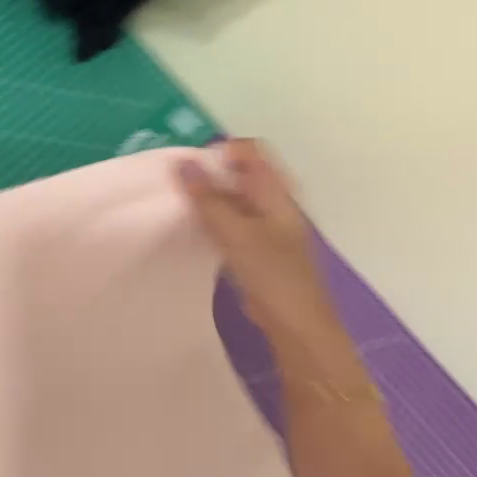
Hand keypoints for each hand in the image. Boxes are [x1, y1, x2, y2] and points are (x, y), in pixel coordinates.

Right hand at [176, 140, 367, 387]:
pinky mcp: (259, 247)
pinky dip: (215, 220)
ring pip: (235, 197)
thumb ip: (208, 198)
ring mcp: (268, 225)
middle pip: (240, 172)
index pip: (249, 150)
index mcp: (276, 192)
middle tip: (178, 186)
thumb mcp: (235, 233)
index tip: (189, 168)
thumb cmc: (271, 274)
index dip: (220, 152)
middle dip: (210, 174)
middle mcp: (274, 202)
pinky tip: (195, 231)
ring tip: (181, 206)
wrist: (297, 325)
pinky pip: (233, 220)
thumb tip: (182, 163)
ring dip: (210, 198)